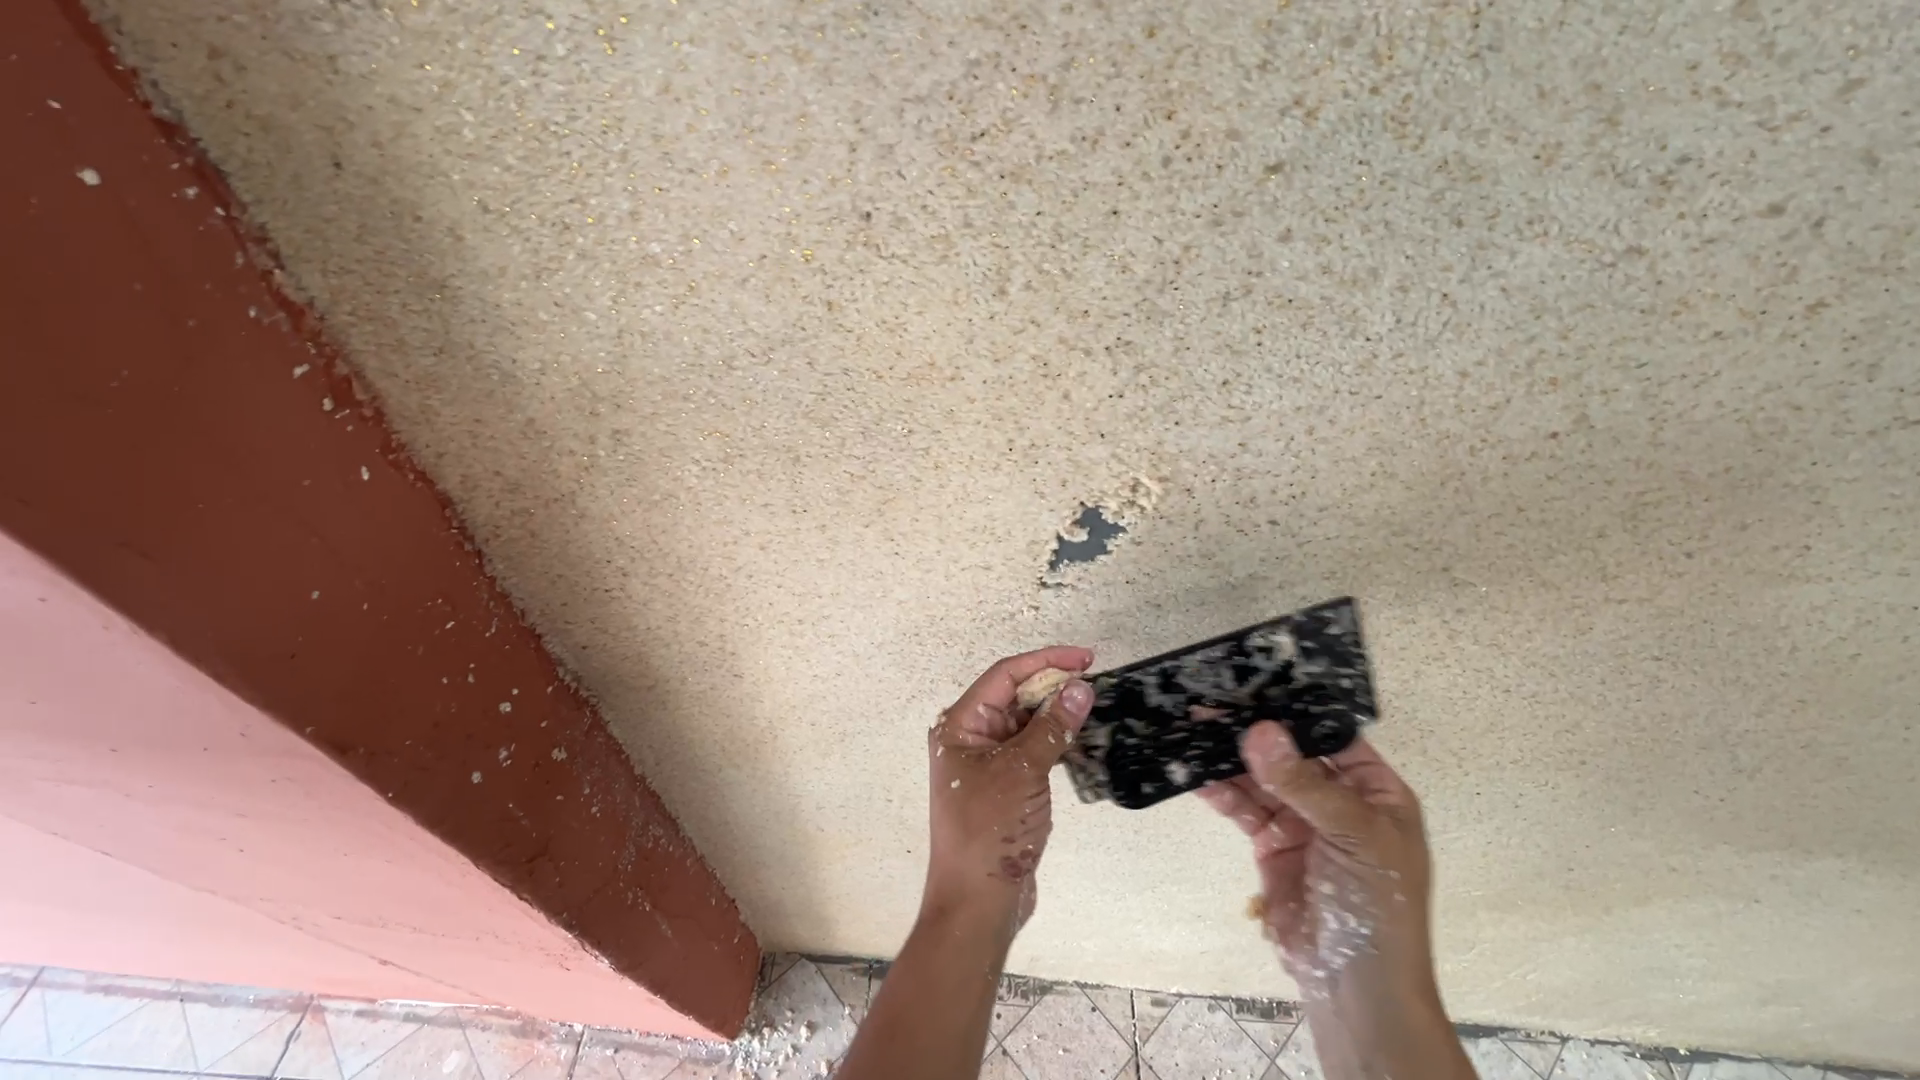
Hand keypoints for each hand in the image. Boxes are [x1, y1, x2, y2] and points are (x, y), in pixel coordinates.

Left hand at [925, 646, 1093, 931]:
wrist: (978, 901)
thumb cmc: (990, 830)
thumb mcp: (1022, 771)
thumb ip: (1052, 727)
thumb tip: (1080, 688)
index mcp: (961, 725)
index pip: (1005, 675)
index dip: (1045, 660)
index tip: (1086, 657)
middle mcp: (971, 738)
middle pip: (1015, 696)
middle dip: (1052, 685)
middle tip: (1094, 682)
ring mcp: (988, 763)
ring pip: (1026, 723)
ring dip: (1056, 713)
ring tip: (1093, 706)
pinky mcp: (1005, 786)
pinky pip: (1032, 749)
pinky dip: (1055, 740)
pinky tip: (1081, 738)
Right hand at [1198, 722, 1432, 1001]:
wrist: (1353, 985)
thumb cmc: (1375, 903)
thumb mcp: (1351, 835)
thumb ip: (1303, 783)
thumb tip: (1259, 730)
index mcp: (1375, 791)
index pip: (1332, 736)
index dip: (1294, 712)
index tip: (1250, 685)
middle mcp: (1337, 800)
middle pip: (1289, 755)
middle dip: (1252, 734)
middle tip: (1208, 706)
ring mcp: (1301, 823)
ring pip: (1261, 780)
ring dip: (1229, 760)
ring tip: (1192, 732)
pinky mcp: (1271, 846)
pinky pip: (1244, 809)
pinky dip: (1221, 793)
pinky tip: (1196, 776)